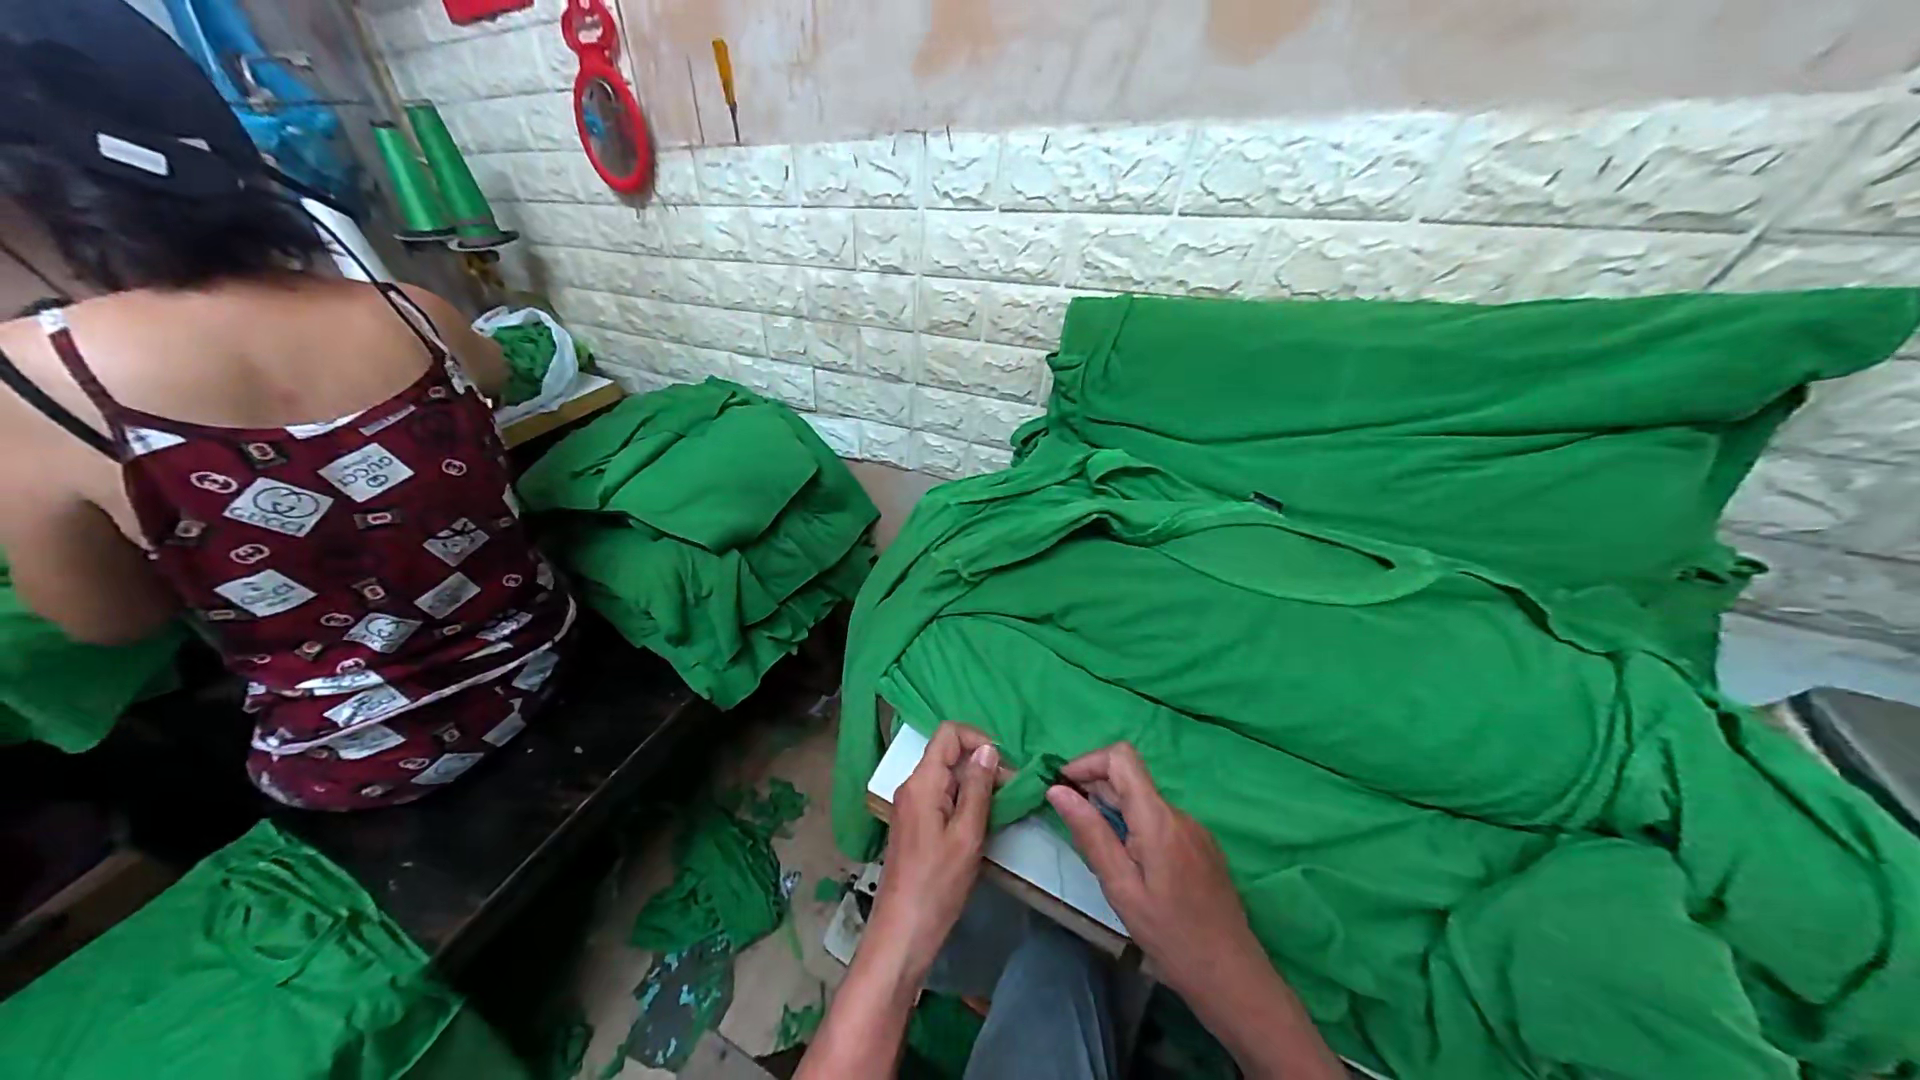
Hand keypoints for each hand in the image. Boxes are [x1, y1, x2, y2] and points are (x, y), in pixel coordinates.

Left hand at [869, 722, 1002, 978]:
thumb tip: (988, 749)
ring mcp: (911, 805)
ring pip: (947, 776)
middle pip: (948, 753)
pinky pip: (942, 796)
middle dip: (982, 763)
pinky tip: (982, 822)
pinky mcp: (915, 824)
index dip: (978, 738)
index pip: (948, 733)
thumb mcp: (967, 835)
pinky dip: (964, 800)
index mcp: (921, 782)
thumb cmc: (937, 885)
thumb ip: (978, 788)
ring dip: (976, 783)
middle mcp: (911, 786)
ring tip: (1001, 808)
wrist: (902, 933)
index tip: (1004, 765)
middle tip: (1011, 790)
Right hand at [1044, 742, 1259, 997]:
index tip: (1063, 787)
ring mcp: (1193, 828)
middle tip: (1069, 821)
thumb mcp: (1121, 887)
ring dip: (1111, 808)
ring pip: (1142, 799)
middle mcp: (1178, 813)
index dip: (1087, 762)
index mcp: (1158, 819)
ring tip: (1094, 845)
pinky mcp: (1200, 845)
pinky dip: (1132, 824)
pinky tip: (1125, 860)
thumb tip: (1057, 790)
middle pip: (1130, 777)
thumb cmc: (1171, 936)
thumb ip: (1090, 833)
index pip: (1121, 757)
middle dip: (1093, 787)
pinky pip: (1158, 819)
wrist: (1232, 976)